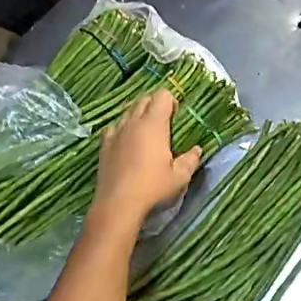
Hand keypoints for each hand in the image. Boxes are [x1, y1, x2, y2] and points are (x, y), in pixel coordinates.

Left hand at [93, 89, 202, 223]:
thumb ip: (190, 160)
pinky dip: (122, 128)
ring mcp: (115, 132)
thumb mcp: (180, 177)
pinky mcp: (104, 145)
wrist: (118, 204)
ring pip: (127, 111)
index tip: (177, 116)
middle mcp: (132, 122)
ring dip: (139, 114)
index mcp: (153, 124)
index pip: (162, 95)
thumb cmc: (153, 188)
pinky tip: (126, 142)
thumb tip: (197, 150)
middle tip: (165, 123)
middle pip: (144, 98)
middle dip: (155, 104)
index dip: (172, 101)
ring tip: (147, 133)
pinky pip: (114, 127)